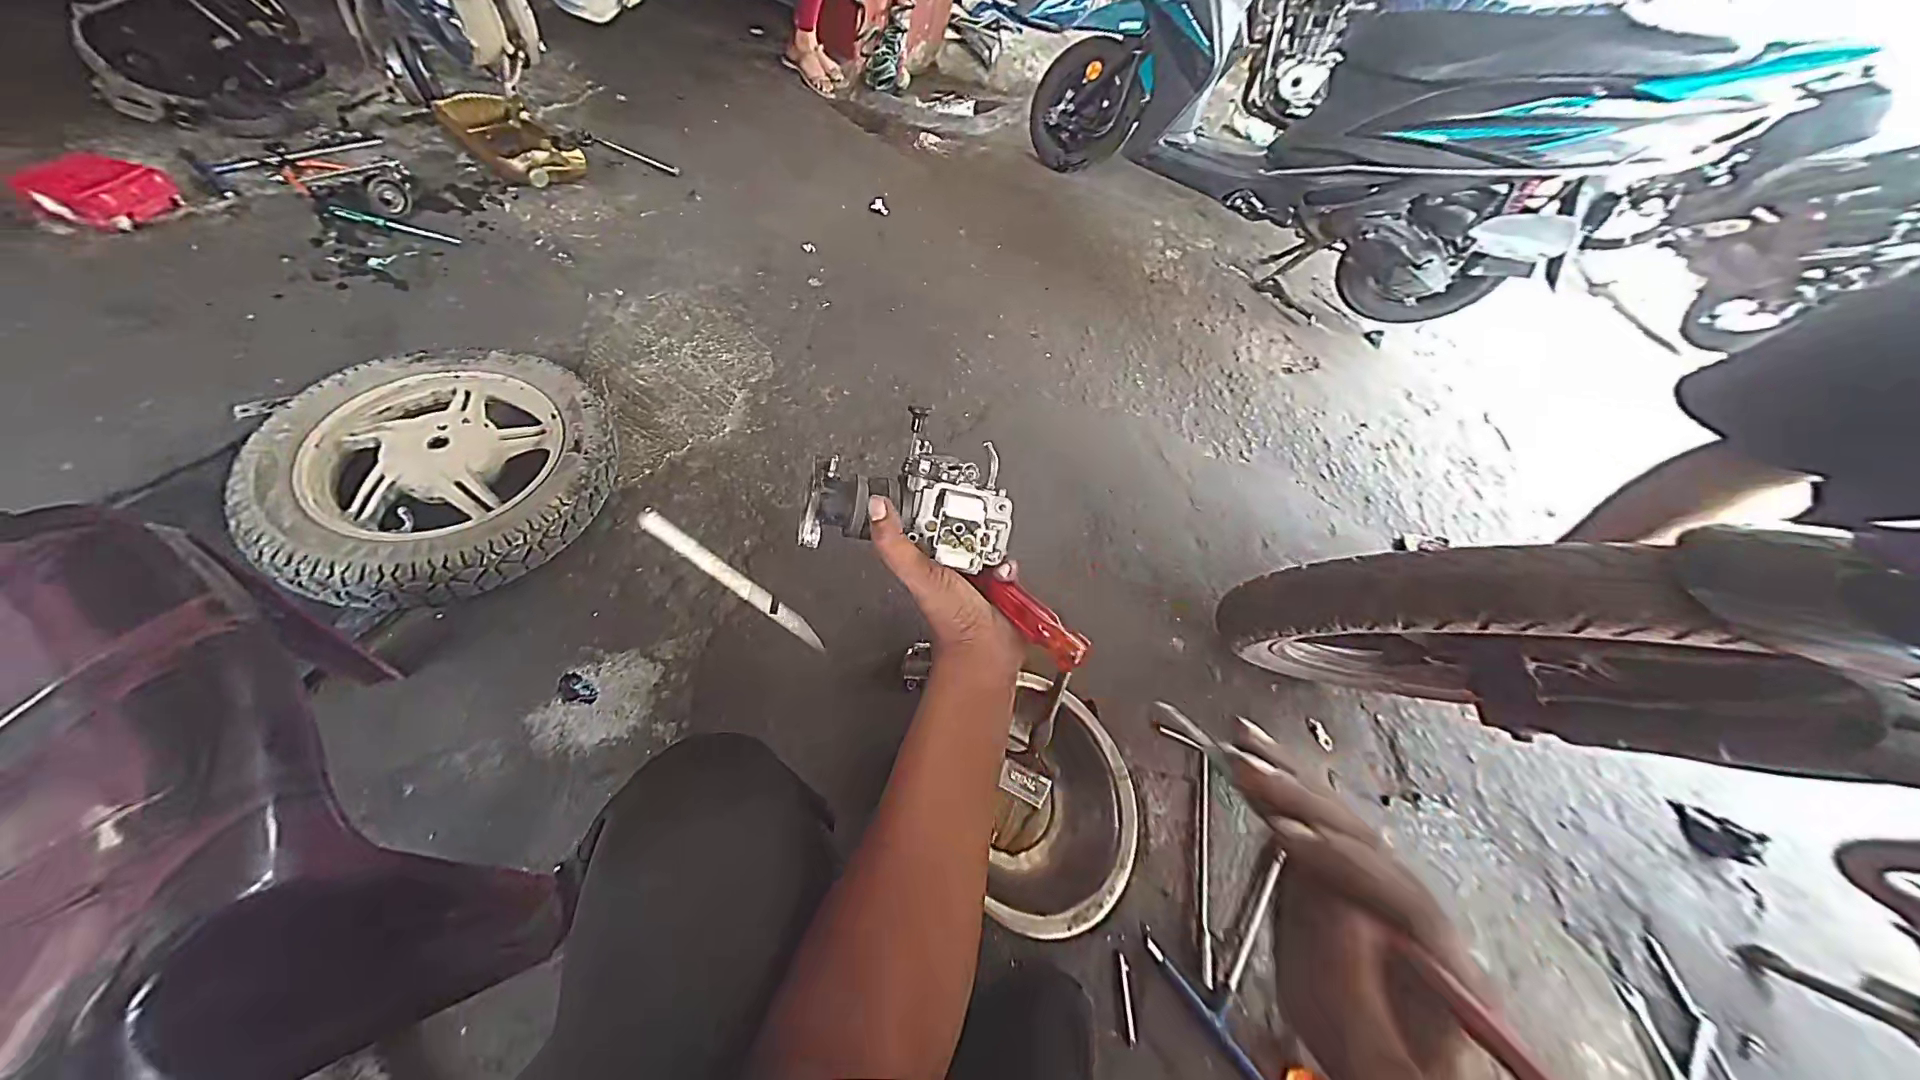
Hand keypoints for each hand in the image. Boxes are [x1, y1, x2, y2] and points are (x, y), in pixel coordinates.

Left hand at [868, 496, 1023, 672]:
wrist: (984, 649)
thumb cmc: (949, 620)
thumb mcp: (917, 574)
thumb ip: (893, 544)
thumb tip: (876, 508)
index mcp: (926, 557)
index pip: (931, 519)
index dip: (941, 507)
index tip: (950, 500)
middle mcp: (951, 563)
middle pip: (967, 528)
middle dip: (977, 530)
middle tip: (974, 543)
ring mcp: (977, 573)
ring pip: (990, 544)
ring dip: (995, 549)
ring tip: (989, 562)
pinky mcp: (1000, 583)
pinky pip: (1008, 563)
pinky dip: (1009, 567)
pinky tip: (1003, 576)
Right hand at [1227, 719, 1477, 1079]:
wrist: (1389, 1073)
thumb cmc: (1386, 1068)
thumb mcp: (1373, 1055)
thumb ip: (1359, 993)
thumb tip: (1336, 908)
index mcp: (1437, 954)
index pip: (1388, 883)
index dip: (1333, 853)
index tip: (1280, 830)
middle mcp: (1413, 910)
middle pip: (1362, 836)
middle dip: (1302, 796)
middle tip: (1247, 764)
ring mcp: (1378, 892)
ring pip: (1338, 824)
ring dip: (1288, 780)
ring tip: (1245, 744)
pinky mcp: (1342, 886)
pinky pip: (1314, 832)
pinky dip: (1281, 798)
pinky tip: (1259, 774)